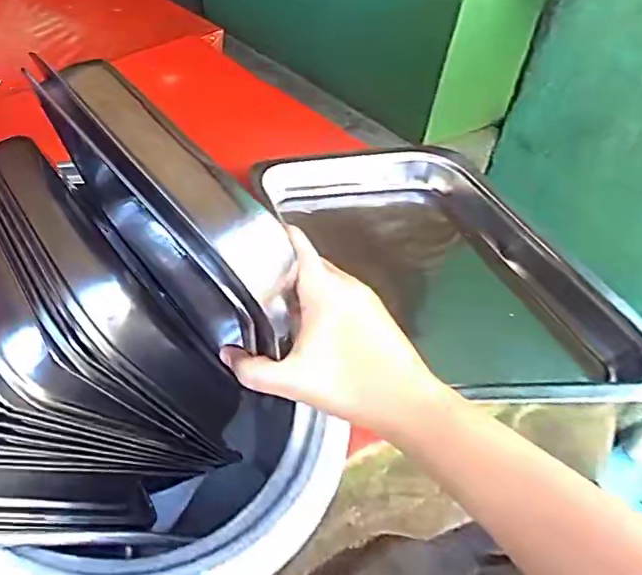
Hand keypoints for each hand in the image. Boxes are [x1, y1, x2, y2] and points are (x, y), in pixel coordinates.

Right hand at [221, 226, 453, 436]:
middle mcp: (345, 284)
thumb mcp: (294, 382)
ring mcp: (364, 297)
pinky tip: (316, 336)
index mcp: (323, 287)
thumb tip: (229, 357)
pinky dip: (324, 304)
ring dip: (304, 291)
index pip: (297, 241)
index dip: (275, 233)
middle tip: (263, 291)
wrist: (412, 408)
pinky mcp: (376, 313)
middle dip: (284, 273)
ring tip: (286, 316)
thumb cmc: (356, 387)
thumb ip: (253, 371)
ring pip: (325, 280)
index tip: (258, 233)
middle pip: (307, 262)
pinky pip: (341, 295)